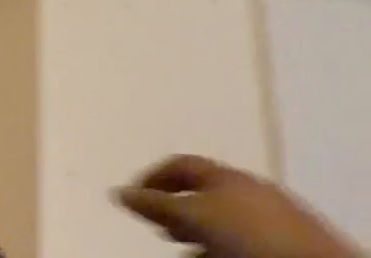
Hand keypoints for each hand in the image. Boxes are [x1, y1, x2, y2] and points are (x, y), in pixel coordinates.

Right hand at [117, 155, 356, 257]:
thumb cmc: (247, 230)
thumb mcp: (191, 214)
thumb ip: (153, 202)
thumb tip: (116, 190)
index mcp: (224, 169)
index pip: (178, 162)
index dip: (152, 176)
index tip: (135, 197)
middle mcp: (248, 182)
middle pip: (203, 192)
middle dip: (179, 210)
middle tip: (163, 228)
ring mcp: (275, 209)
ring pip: (226, 216)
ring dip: (203, 232)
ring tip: (190, 250)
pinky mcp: (295, 236)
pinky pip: (248, 233)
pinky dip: (229, 243)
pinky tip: (219, 254)